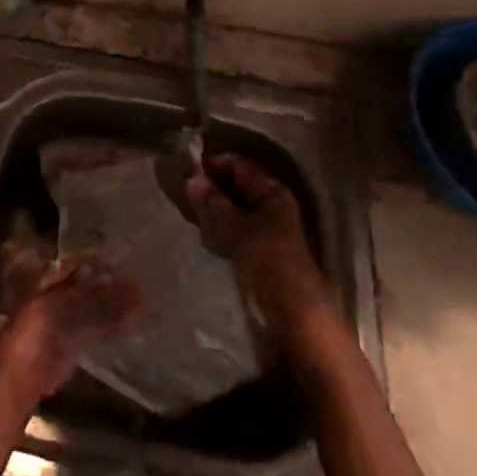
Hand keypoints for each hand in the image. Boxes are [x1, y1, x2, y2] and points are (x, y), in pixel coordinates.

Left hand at [0, 256, 142, 400]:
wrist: (22, 376)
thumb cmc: (27, 336)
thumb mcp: (43, 306)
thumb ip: (66, 289)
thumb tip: (89, 269)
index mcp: (45, 290)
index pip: (71, 271)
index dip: (90, 264)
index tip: (113, 258)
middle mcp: (59, 304)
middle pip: (88, 290)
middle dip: (109, 284)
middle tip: (133, 279)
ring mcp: (69, 324)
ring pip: (97, 309)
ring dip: (117, 303)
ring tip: (141, 297)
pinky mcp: (79, 344)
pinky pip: (100, 330)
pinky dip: (117, 325)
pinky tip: (134, 321)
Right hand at [185, 153, 338, 344]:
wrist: (294, 312)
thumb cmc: (272, 264)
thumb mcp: (241, 232)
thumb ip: (215, 205)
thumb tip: (191, 179)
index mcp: (273, 192)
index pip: (239, 165)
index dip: (214, 163)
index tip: (185, 168)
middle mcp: (269, 203)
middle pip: (234, 184)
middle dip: (210, 187)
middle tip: (181, 193)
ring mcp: (263, 224)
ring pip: (230, 206)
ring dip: (211, 208)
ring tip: (188, 212)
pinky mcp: (255, 244)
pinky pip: (231, 226)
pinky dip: (216, 226)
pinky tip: (201, 232)